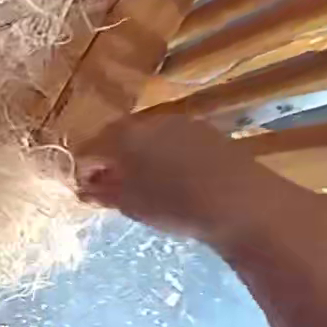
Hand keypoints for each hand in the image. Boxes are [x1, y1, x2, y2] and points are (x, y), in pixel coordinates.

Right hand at [73, 113, 326, 255]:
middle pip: (115, 137)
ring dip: (135, 156)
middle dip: (108, 159)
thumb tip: (85, 188)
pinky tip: (168, 178)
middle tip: (106, 186)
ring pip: (144, 137)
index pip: (87, 148)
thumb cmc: (175, 205)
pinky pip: (170, 140)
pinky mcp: (206, 132)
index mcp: (121, 136)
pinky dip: (160, 155)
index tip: (82, 189)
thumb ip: (101, 192)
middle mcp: (147, 121)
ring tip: (139, 183)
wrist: (245, 205)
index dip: (81, 169)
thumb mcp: (130, 204)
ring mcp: (180, 123)